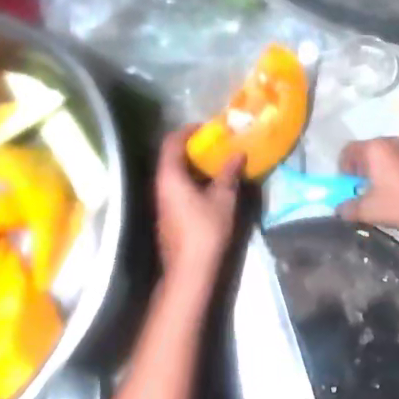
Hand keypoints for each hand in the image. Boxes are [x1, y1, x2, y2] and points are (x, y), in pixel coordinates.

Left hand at [155, 127, 244, 289]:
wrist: (189, 271)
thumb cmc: (205, 230)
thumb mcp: (223, 198)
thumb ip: (228, 173)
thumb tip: (238, 153)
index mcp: (169, 175)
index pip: (172, 142)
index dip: (188, 131)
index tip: (207, 127)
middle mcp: (160, 185)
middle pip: (171, 156)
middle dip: (192, 147)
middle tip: (215, 143)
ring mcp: (161, 201)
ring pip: (173, 173)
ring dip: (192, 164)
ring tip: (216, 162)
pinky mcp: (167, 214)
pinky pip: (176, 186)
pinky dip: (191, 179)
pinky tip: (210, 185)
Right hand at [337, 137, 398, 266]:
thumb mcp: (370, 211)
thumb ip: (348, 208)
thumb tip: (338, 209)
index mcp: (374, 149)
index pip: (347, 151)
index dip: (342, 170)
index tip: (347, 188)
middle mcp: (390, 140)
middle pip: (366, 151)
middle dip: (360, 171)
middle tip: (363, 192)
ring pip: (383, 154)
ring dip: (377, 170)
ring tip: (383, 192)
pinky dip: (394, 170)